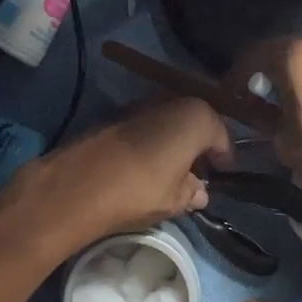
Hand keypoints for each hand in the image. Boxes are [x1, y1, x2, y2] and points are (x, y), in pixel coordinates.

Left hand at [4, 97, 230, 249]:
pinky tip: (143, 166)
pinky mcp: (112, 116)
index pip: (220, 135)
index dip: (224, 155)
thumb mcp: (174, 199)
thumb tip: (200, 192)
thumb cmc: (140, 189)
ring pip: (166, 122)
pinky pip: (143, 127)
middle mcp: (170, 102)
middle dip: (197, 145)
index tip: (222, 173)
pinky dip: (149, 142)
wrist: (77, 185)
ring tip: (170, 171)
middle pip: (193, 122)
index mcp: (195, 117)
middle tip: (198, 172)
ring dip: (171, 142)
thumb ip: (191, 192)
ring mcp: (138, 106)